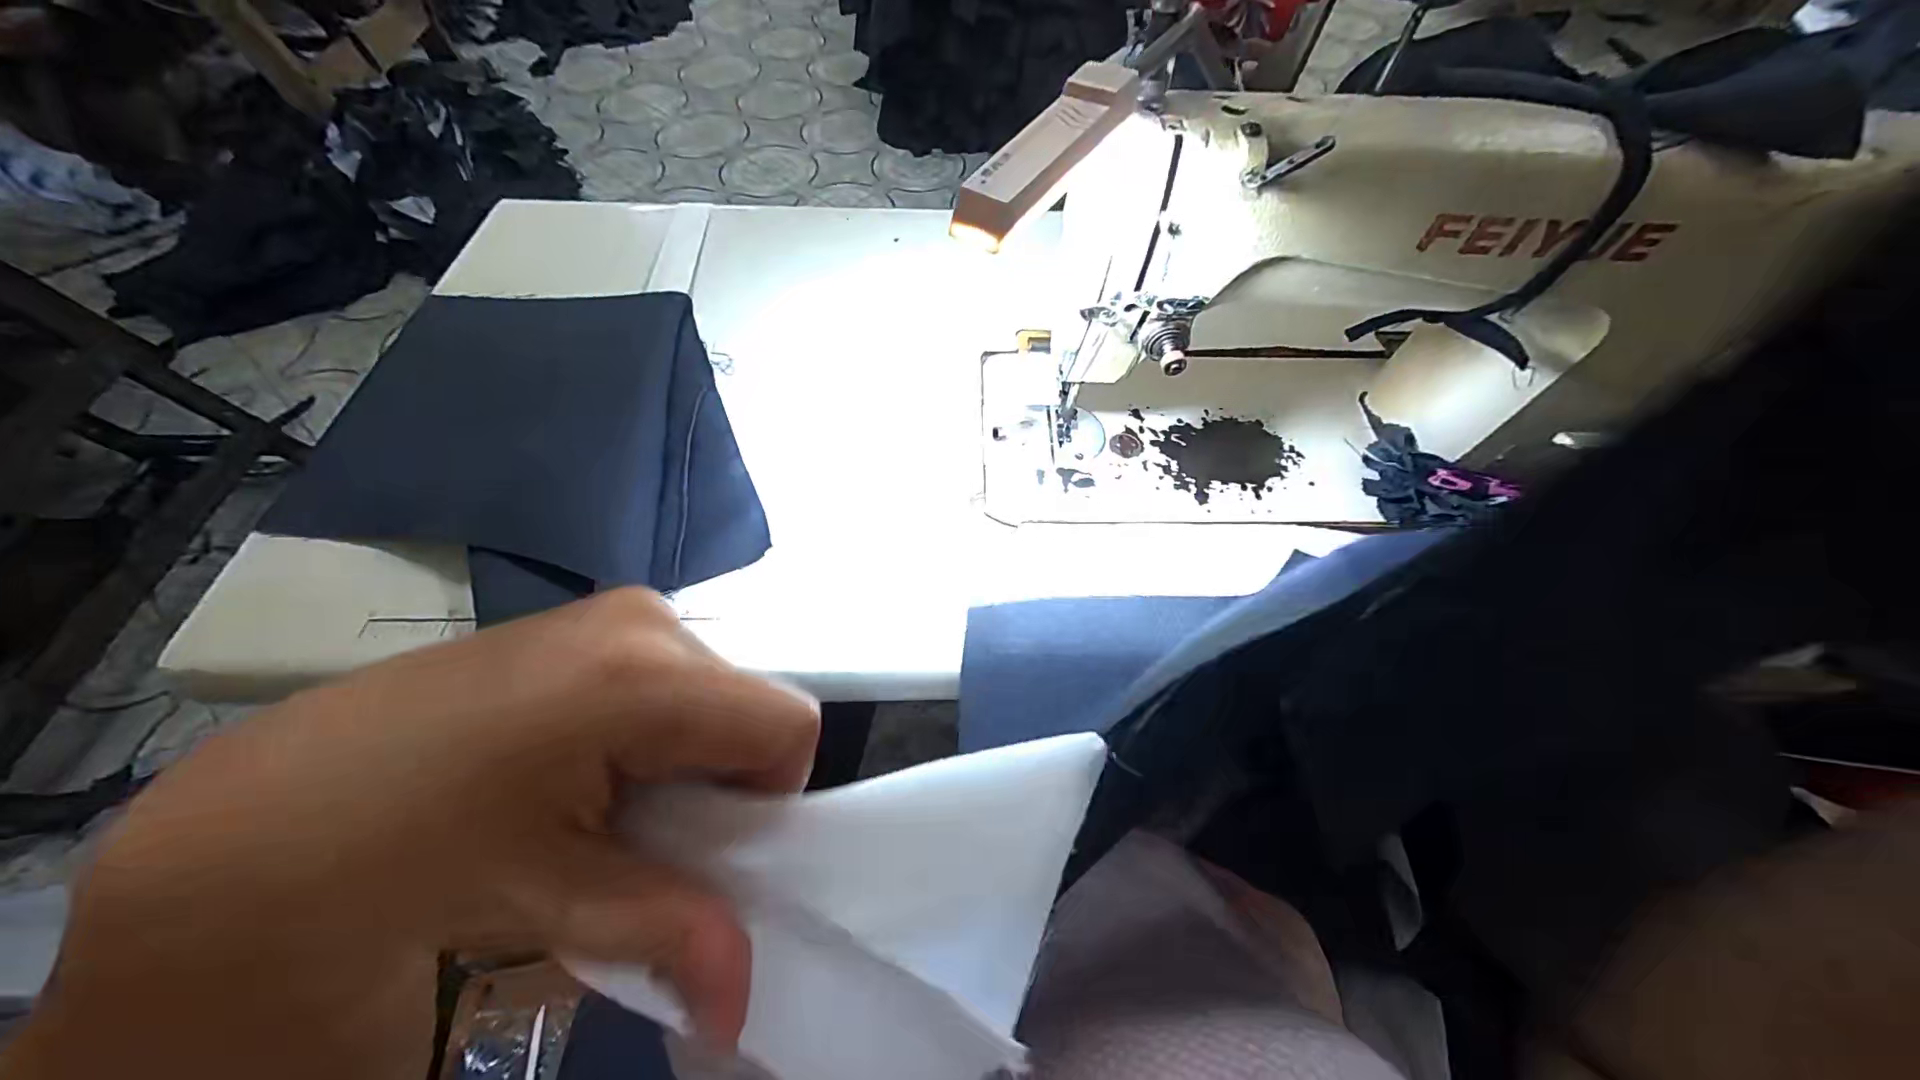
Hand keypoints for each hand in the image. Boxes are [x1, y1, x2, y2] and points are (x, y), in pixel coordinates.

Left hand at [4, 588, 819, 1079]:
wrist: (248, 821)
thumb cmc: (401, 863)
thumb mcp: (550, 907)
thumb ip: (673, 936)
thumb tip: (744, 1007)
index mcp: (647, 674)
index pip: (788, 725)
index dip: (767, 797)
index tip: (700, 845)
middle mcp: (643, 620)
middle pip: (748, 708)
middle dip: (720, 781)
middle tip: (640, 835)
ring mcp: (610, 612)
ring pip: (712, 694)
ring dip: (683, 759)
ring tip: (597, 805)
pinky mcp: (582, 622)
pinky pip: (667, 676)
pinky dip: (651, 730)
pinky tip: (573, 768)